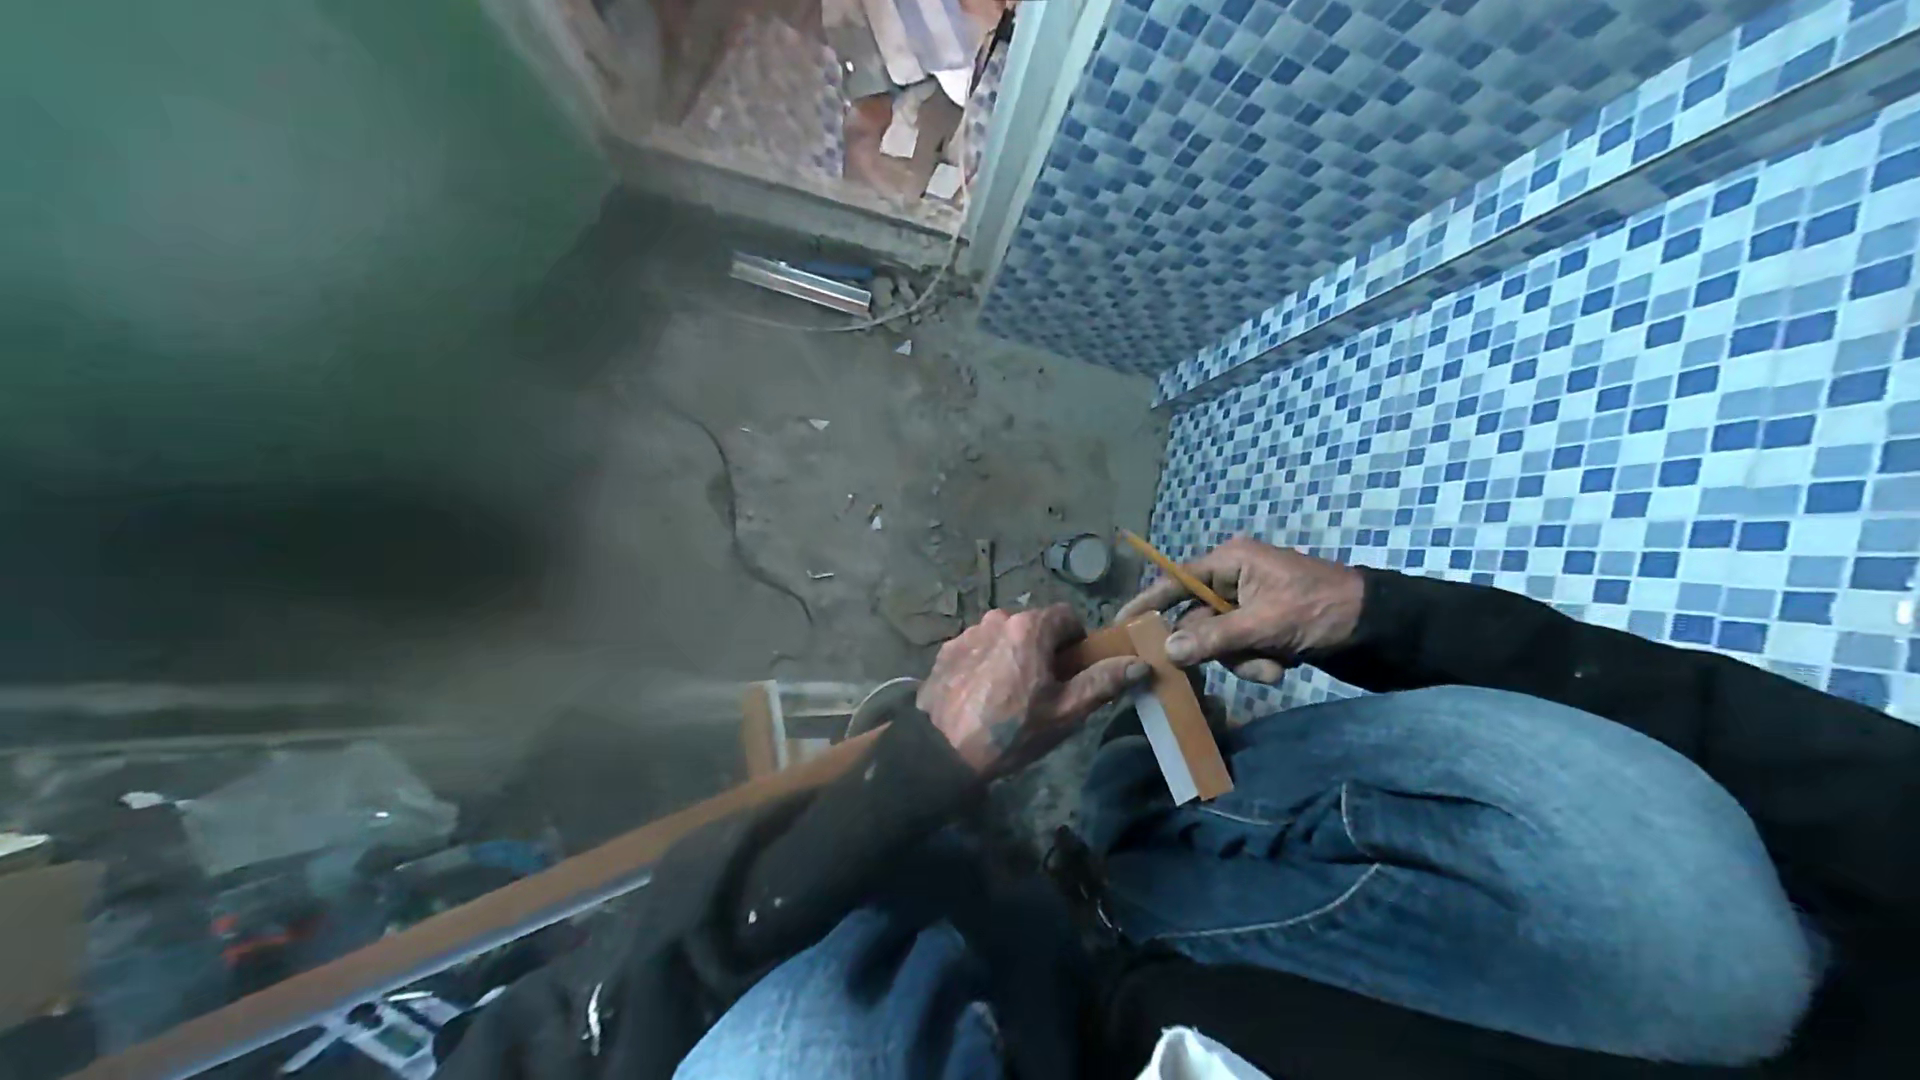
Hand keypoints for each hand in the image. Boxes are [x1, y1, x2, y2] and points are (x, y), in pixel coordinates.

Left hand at [917, 605, 1150, 774]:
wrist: (942, 751)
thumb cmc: (1011, 730)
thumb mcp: (1064, 712)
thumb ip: (1102, 682)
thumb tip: (1138, 663)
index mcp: (1028, 627)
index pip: (1066, 616)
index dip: (1076, 641)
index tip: (1073, 670)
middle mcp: (996, 619)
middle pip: (1034, 625)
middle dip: (1044, 649)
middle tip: (1044, 688)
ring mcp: (968, 632)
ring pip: (1004, 636)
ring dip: (1014, 654)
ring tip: (1010, 693)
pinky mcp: (947, 649)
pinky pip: (979, 647)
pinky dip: (987, 662)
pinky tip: (983, 694)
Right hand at [1115, 537, 1364, 683]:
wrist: (1380, 627)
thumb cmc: (1320, 610)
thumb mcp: (1266, 624)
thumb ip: (1214, 638)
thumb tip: (1167, 651)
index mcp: (1230, 563)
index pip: (1175, 581)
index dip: (1148, 603)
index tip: (1121, 624)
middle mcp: (1232, 580)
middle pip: (1196, 618)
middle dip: (1213, 647)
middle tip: (1217, 666)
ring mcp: (1247, 605)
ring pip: (1217, 639)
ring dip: (1240, 660)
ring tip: (1271, 667)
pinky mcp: (1262, 625)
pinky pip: (1239, 647)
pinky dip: (1255, 662)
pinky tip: (1281, 667)